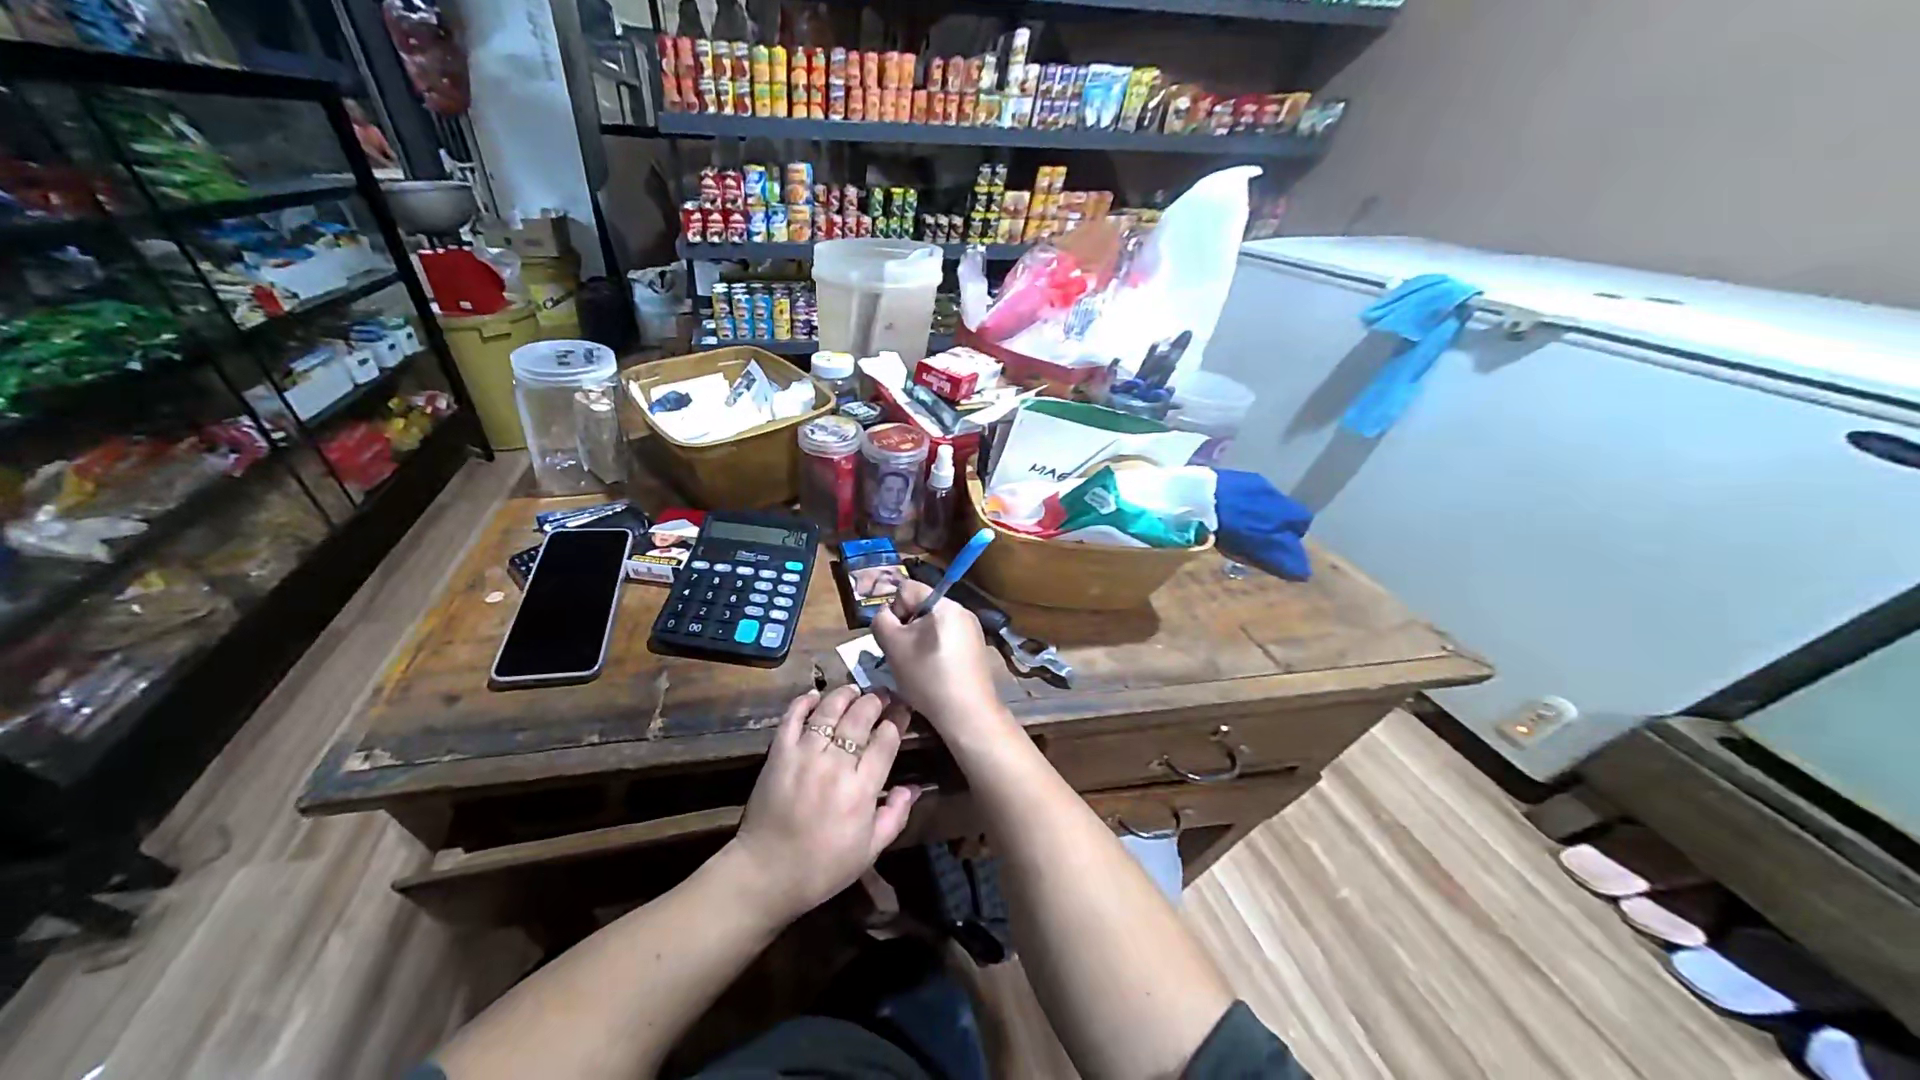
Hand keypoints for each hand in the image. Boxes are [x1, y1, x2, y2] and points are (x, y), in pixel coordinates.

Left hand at [726, 687, 919, 924]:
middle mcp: (835, 765)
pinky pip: (792, 718)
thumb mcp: (870, 850)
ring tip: (855, 690)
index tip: (902, 711)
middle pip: (860, 717)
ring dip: (845, 695)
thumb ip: (895, 815)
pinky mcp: (778, 754)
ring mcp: (804, 756)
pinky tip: (816, 695)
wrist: (766, 874)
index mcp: (862, 789)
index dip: (897, 720)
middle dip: (875, 701)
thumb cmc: (823, 867)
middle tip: (883, 695)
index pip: (885, 740)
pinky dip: (804, 702)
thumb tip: (913, 787)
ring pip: (829, 711)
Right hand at [871, 579, 1007, 740]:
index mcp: (943, 603)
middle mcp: (962, 610)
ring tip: (920, 668)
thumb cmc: (927, 675)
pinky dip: (936, 652)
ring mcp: (972, 630)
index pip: (907, 589)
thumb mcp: (892, 646)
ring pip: (933, 626)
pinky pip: (947, 641)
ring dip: (920, 642)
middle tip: (904, 656)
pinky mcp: (977, 649)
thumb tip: (886, 615)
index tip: (896, 638)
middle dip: (907, 628)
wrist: (967, 713)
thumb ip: (881, 621)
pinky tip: (936, 675)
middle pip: (921, 608)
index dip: (894, 611)